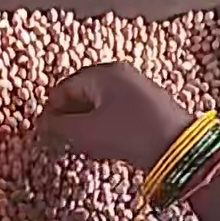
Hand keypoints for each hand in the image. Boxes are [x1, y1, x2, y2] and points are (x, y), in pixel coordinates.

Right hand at [36, 63, 189, 170]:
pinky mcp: (147, 104)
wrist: (177, 147)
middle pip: (82, 92)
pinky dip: (103, 124)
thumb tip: (42, 124)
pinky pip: (115, 110)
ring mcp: (136, 87)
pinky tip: (104, 143)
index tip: (44, 132)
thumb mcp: (85, 132)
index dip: (51, 110)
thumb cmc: (127, 134)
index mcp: (102, 73)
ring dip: (85, 122)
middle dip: (68, 116)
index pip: (64, 87)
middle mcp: (120, 73)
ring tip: (81, 144)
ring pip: (98, 102)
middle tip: (61, 139)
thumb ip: (58, 126)